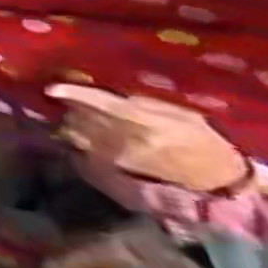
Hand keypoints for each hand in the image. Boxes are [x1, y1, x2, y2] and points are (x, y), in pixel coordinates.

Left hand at [47, 84, 250, 191]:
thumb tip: (103, 89)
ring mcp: (115, 155)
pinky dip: (75, 136)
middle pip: (79, 115)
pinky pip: (80, 146)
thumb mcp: (179, 112)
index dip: (75, 94)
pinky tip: (83, 131)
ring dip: (69, 119)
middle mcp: (125, 138)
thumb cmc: (200, 138)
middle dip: (69, 104)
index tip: (51, 88)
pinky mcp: (111, 167)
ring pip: (74, 131)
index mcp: (145, 122)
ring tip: (77, 113)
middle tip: (68, 96)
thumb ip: (139, 101)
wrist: (216, 179)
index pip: (102, 104)